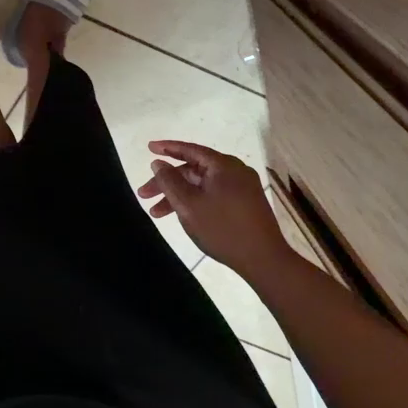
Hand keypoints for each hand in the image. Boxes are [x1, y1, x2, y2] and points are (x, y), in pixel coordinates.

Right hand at [136, 140, 296, 278]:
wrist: (263, 260)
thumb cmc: (222, 228)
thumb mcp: (188, 204)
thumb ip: (169, 181)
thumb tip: (158, 163)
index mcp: (224, 166)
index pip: (190, 150)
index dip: (167, 149)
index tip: (149, 148)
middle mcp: (235, 172)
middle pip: (194, 170)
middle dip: (167, 182)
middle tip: (144, 194)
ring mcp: (243, 188)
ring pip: (202, 185)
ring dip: (178, 195)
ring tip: (156, 213)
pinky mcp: (245, 204)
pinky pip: (213, 195)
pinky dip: (194, 201)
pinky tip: (182, 215)